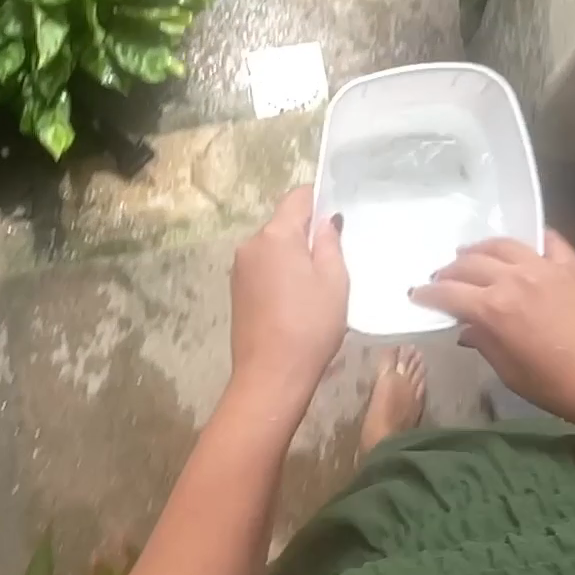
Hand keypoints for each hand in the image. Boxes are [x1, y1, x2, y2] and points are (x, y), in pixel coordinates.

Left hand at [228, 186, 348, 405]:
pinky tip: (296, 300)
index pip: (297, 198)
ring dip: (294, 255)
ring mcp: (240, 268)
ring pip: (273, 247)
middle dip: (307, 233)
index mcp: (275, 235)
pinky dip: (281, 273)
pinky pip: (264, 267)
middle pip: (283, 223)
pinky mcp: (237, 290)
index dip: (319, 200)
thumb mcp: (334, 280)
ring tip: (316, 285)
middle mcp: (251, 244)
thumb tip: (325, 221)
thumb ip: (330, 242)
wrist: (271, 376)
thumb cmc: (310, 325)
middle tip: (334, 258)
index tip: (337, 215)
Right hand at [410, 230, 574, 431]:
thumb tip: (467, 327)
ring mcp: (546, 266)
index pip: (449, 292)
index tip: (416, 295)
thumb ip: (485, 344)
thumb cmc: (564, 389)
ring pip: (502, 244)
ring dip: (479, 249)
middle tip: (440, 279)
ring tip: (469, 256)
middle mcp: (515, 278)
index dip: (428, 294)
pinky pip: (546, 241)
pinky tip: (524, 247)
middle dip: (449, 271)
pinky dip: (530, 241)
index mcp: (495, 308)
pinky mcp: (572, 265)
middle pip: (470, 263)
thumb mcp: (513, 374)